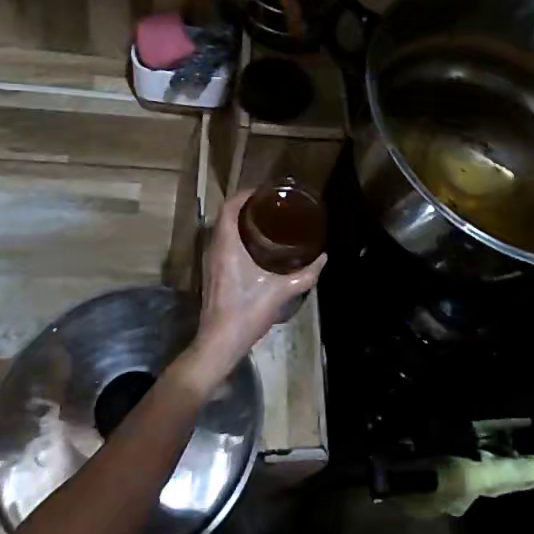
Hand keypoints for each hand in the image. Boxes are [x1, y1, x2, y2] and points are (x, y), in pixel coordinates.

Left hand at [175, 190, 326, 389]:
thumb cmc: (246, 312)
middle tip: (271, 206)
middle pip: (225, 216)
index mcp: (227, 246)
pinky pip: (222, 244)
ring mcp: (210, 262)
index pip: (229, 207)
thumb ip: (305, 275)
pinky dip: (237, 237)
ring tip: (267, 221)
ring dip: (240, 222)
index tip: (265, 192)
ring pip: (222, 230)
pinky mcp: (213, 273)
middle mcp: (214, 249)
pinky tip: (257, 246)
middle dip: (246, 206)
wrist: (219, 342)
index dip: (245, 194)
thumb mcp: (281, 292)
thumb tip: (323, 258)